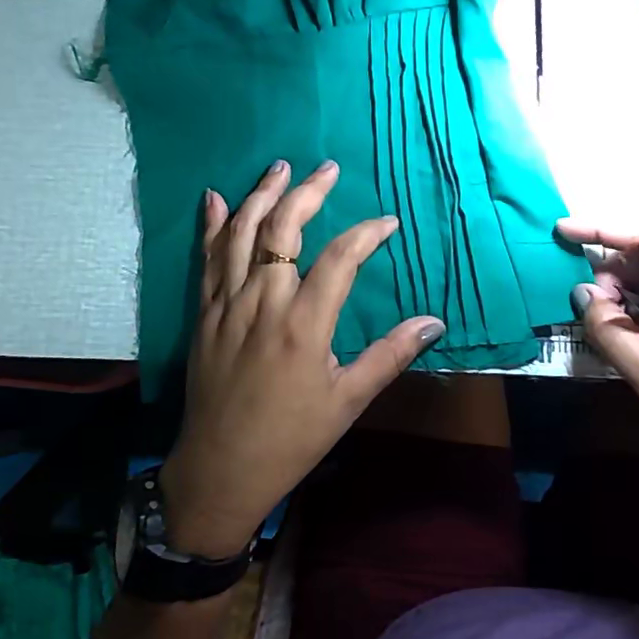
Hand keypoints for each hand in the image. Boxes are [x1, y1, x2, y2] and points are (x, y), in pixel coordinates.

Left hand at [159, 160, 444, 558]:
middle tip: (328, 168)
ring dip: (261, 195)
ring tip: (281, 167)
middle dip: (307, 194)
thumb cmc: (293, 438)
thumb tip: (434, 322)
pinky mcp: (204, 316)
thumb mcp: (349, 400)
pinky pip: (206, 260)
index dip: (366, 233)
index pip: (340, 258)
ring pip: (241, 235)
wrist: (220, 470)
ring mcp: (227, 306)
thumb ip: (391, 355)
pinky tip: (217, 198)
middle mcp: (262, 303)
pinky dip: (212, 225)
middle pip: (283, 230)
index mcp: (304, 325)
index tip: (387, 223)